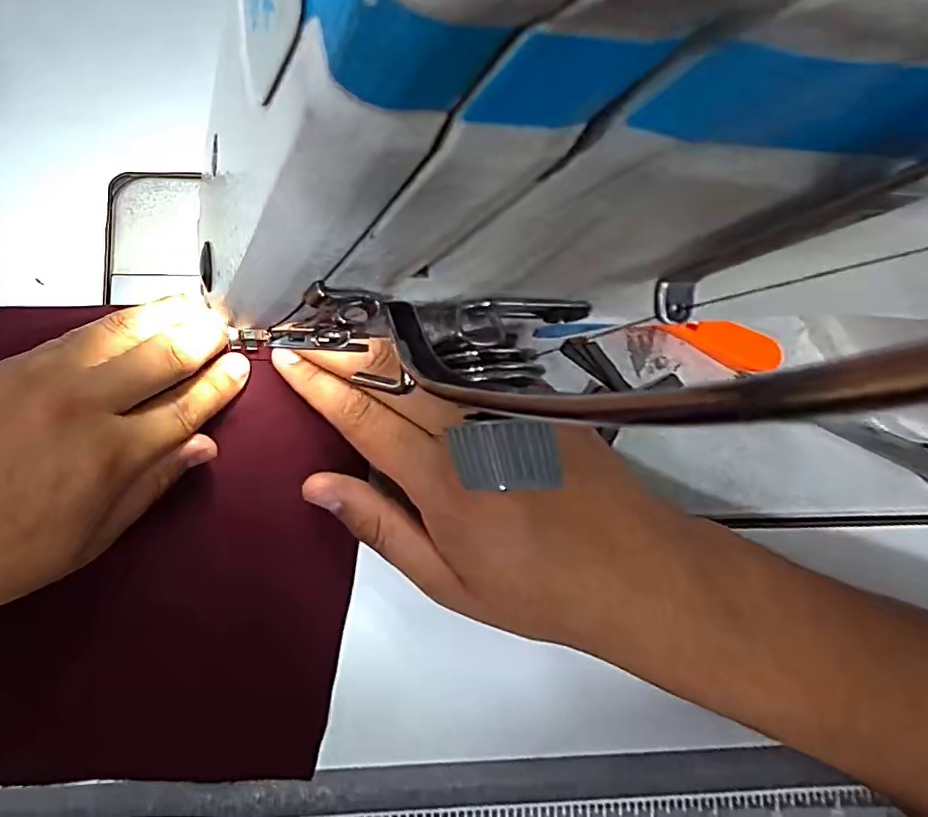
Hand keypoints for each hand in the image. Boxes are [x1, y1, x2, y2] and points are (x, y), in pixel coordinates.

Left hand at [0, 296, 249, 673]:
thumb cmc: (2, 555)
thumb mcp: (88, 541)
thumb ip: (150, 486)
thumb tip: (204, 444)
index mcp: (110, 458)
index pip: (184, 407)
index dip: (219, 385)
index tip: (242, 365)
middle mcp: (87, 404)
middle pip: (163, 355)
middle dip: (203, 337)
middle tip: (227, 326)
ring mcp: (48, 374)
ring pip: (124, 330)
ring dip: (166, 315)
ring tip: (196, 306)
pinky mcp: (18, 361)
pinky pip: (83, 333)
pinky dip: (121, 321)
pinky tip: (139, 316)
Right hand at [273, 344, 714, 653]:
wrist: (641, 573)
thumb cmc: (538, 590)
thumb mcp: (447, 580)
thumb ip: (378, 524)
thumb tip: (317, 485)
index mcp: (440, 481)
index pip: (361, 416)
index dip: (317, 385)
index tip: (286, 363)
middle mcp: (467, 432)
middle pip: (386, 374)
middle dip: (335, 352)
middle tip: (299, 339)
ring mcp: (502, 410)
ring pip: (420, 363)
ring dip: (370, 346)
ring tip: (333, 337)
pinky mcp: (529, 401)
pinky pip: (459, 371)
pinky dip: (416, 356)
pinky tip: (395, 353)